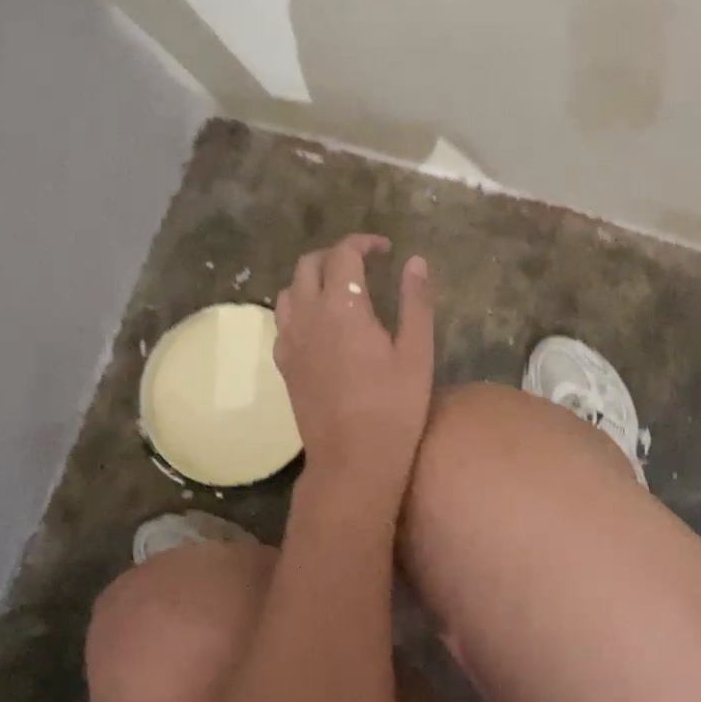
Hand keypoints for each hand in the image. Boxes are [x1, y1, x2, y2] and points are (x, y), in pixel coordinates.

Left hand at [273, 234, 434, 473]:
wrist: (353, 458)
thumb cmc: (394, 406)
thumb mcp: (417, 352)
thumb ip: (415, 301)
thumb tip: (415, 261)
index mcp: (342, 305)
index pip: (344, 253)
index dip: (364, 243)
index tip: (385, 248)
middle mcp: (308, 314)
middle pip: (309, 264)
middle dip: (336, 255)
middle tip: (364, 264)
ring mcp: (290, 340)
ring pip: (290, 290)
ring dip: (312, 278)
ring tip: (340, 289)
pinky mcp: (284, 364)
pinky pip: (283, 320)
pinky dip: (300, 307)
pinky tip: (321, 324)